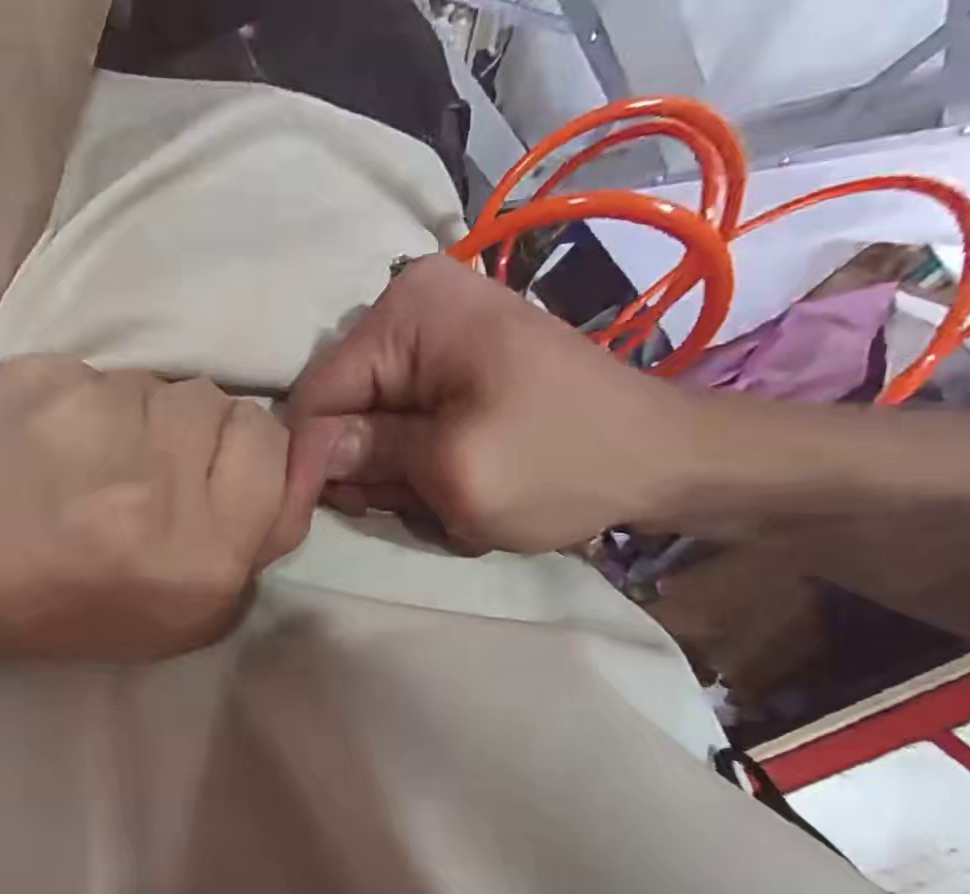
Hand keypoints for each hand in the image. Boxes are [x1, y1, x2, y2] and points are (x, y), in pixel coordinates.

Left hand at [0, 357, 316, 672]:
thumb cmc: (57, 611)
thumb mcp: (175, 622)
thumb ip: (244, 550)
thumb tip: (276, 479)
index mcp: (203, 549)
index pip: (273, 445)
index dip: (244, 461)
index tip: (207, 481)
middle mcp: (162, 474)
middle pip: (221, 404)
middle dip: (193, 437)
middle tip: (139, 475)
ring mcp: (96, 414)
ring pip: (158, 384)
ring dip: (136, 419)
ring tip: (83, 463)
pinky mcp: (42, 376)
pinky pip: (97, 374)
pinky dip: (84, 403)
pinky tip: (44, 444)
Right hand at [286, 255, 703, 552]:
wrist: (666, 460)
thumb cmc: (565, 461)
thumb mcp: (454, 471)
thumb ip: (367, 455)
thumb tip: (303, 457)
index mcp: (409, 310)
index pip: (316, 396)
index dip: (313, 462)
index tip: (334, 514)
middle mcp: (410, 303)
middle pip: (340, 406)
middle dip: (363, 465)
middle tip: (412, 501)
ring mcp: (431, 331)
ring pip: (365, 419)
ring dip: (391, 469)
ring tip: (440, 492)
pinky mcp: (449, 359)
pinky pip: (396, 418)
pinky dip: (413, 460)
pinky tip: (449, 476)